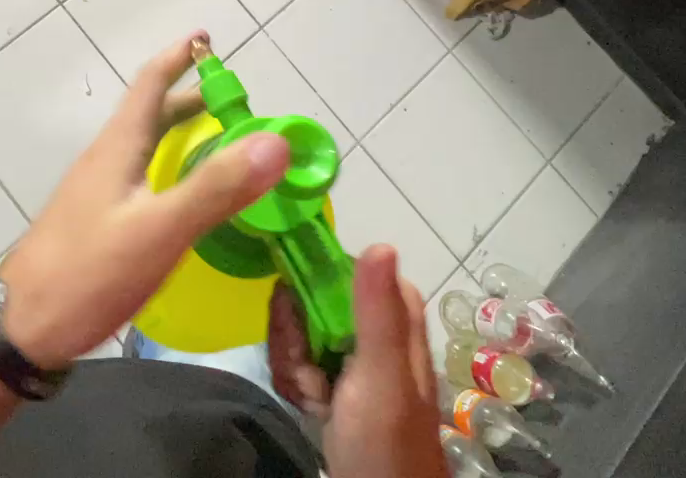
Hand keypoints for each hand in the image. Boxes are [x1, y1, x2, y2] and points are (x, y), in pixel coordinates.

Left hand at [0, 31, 291, 367]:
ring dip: (179, 132)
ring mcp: (96, 190)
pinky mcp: (95, 220)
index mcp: (118, 147)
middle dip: (188, 97)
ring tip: (217, 142)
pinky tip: (181, 197)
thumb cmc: (88, 272)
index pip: (149, 84)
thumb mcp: (159, 229)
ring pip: (143, 145)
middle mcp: (105, 159)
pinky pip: (139, 175)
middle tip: (230, 101)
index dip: (178, 57)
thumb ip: (215, 187)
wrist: (20, 329)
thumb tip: (275, 141)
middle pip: (149, 113)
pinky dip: (168, 167)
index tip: (207, 38)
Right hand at [268, 245, 447, 477]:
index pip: (338, 268)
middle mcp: (374, 325)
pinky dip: (296, 384)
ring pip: (299, 330)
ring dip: (294, 366)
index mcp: (393, 313)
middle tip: (310, 377)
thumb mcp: (381, 376)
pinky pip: (298, 359)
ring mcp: (354, 355)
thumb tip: (381, 240)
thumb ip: (377, 312)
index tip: (293, 315)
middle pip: (311, 299)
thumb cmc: (386, 444)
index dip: (310, 286)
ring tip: (316, 402)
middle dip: (296, 338)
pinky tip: (312, 409)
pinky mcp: (338, 381)